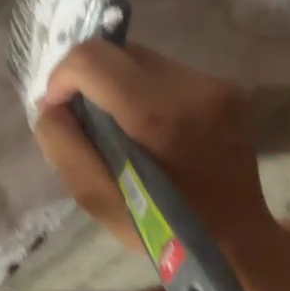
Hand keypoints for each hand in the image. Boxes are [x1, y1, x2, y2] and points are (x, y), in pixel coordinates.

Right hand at [33, 40, 276, 251]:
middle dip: (87, 80)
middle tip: (85, 122)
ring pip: (139, 58)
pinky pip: (162, 71)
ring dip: (113, 84)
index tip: (59, 110)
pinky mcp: (225, 88)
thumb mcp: (96, 200)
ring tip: (115, 128)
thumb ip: (63, 145)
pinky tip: (145, 129)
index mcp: (158, 116)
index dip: (62, 78)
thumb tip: (51, 104)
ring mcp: (215, 85)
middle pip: (116, 51)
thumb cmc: (163, 231)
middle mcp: (192, 87)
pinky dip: (139, 90)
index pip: (91, 58)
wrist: (238, 239)